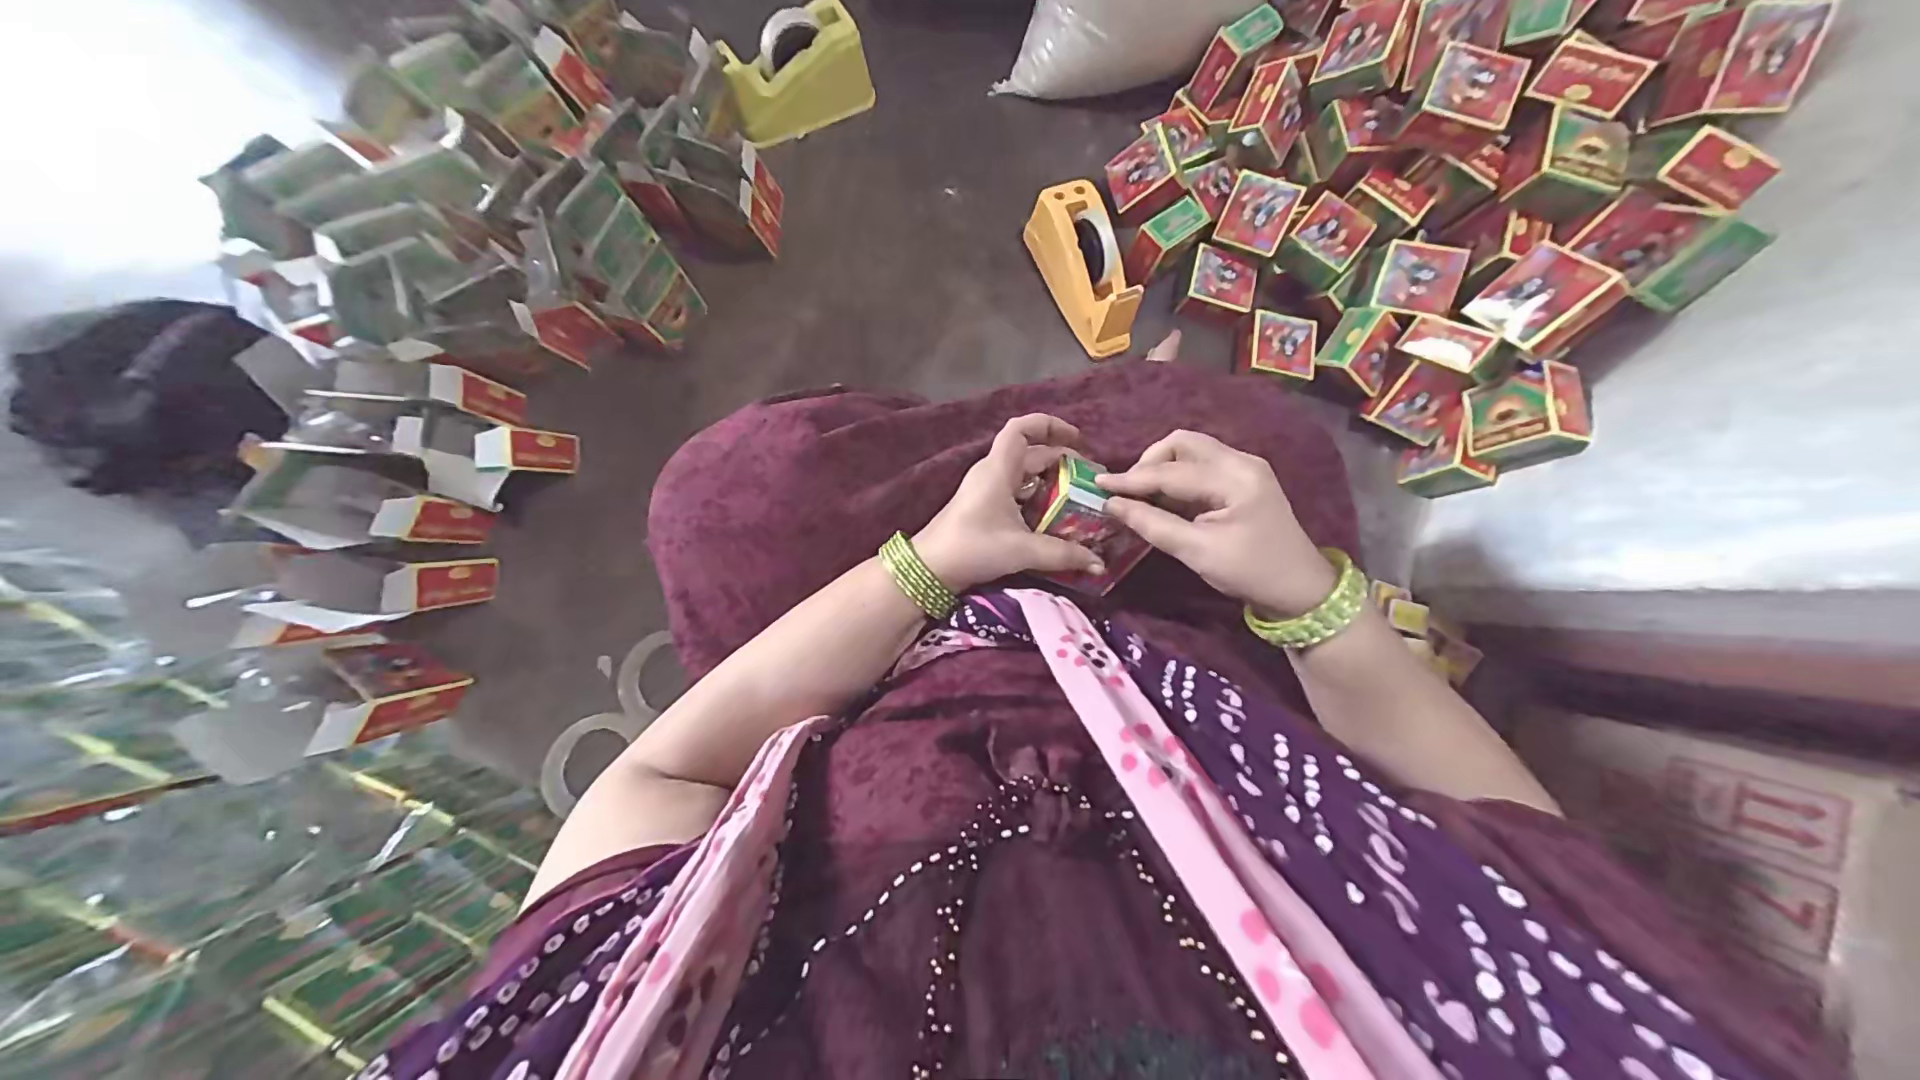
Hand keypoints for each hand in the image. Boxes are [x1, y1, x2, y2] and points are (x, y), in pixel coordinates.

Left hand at [913, 414, 1104, 592]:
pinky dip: (1037, 498)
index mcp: (998, 469)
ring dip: (1051, 481)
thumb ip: (1063, 555)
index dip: (1050, 425)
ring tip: (1078, 499)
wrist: (930, 569)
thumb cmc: (972, 548)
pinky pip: (1017, 492)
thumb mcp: (1022, 550)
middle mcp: (992, 473)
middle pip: (1031, 453)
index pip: (1021, 429)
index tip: (1077, 439)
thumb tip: (1098, 564)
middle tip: (1090, 480)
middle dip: (1062, 461)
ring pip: (1025, 474)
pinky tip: (1054, 518)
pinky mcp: (983, 507)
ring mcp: (986, 489)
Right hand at [1098, 430, 1336, 618]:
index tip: (1098, 483)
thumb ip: (1152, 524)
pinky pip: (1200, 466)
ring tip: (1141, 496)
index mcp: (1235, 478)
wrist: (1300, 589)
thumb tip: (1111, 505)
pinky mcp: (1242, 479)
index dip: (1131, 478)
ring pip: (1190, 451)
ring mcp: (1244, 468)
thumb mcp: (1197, 551)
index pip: (1171, 470)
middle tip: (1127, 491)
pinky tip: (1163, 499)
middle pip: (1182, 443)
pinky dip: (1176, 477)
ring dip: (1161, 468)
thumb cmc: (1250, 572)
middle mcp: (1241, 462)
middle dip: (1148, 463)